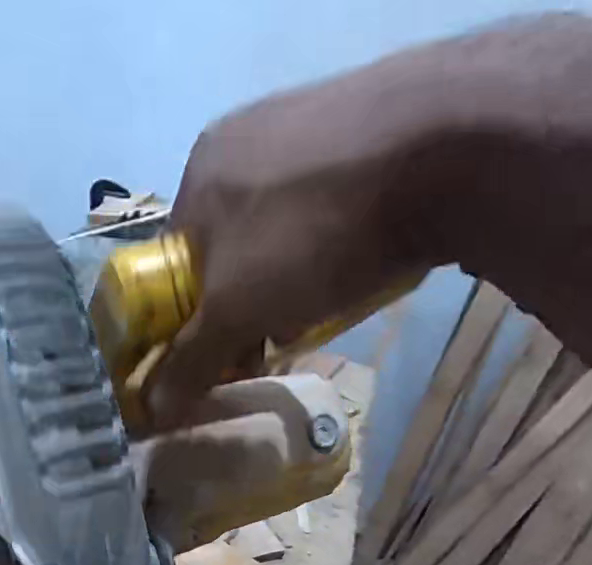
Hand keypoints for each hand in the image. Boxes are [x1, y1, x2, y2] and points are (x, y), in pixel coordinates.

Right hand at [151, 50, 455, 423]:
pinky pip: (325, 211)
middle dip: (247, 304)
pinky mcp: (359, 136)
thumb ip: (193, 354)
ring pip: (278, 234)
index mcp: (200, 172)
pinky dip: (330, 248)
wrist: (438, 151)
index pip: (176, 265)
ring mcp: (304, 132)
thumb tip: (152, 405)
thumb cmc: (313, 231)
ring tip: (321, 308)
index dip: (194, 320)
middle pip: (229, 250)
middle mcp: (244, 143)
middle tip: (276, 337)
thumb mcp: (240, 304)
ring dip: (290, 282)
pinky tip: (357, 267)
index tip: (226, 356)